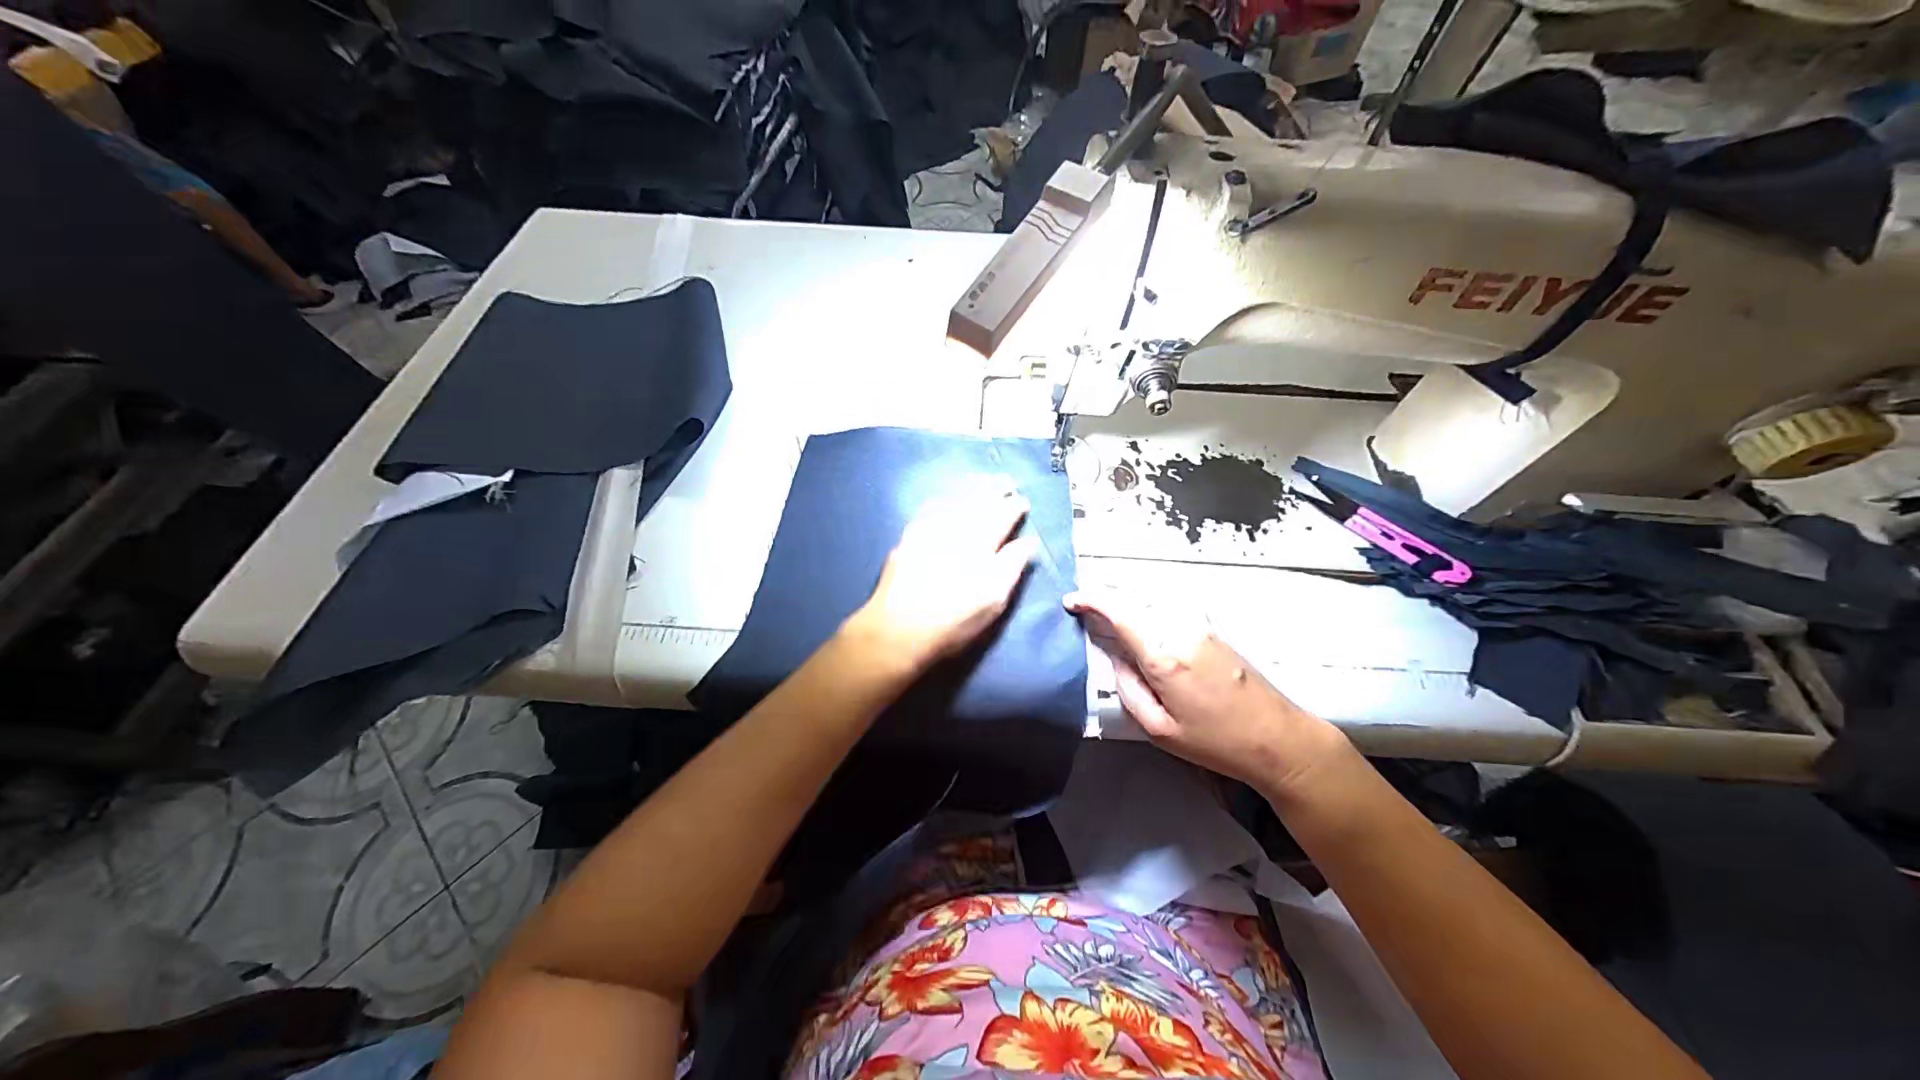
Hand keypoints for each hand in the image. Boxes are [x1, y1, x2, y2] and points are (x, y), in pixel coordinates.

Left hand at [842, 483, 1039, 670]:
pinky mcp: (908, 535)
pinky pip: (931, 505)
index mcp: (980, 541)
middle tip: (1007, 481)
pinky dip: (945, 497)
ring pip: (955, 497)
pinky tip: (949, 497)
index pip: (1002, 514)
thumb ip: (1013, 565)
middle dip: (995, 488)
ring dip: (972, 487)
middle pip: (979, 500)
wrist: (897, 630)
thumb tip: (1028, 541)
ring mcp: (928, 528)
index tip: (1023, 501)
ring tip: (984, 481)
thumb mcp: (993, 600)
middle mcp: (955, 527)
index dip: (1015, 506)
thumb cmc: (952, 622)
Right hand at [1065, 589, 1352, 798]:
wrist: (1280, 739)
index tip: (1072, 601)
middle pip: (1134, 598)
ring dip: (1126, 600)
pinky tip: (1140, 621)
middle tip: (1084, 606)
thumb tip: (1114, 658)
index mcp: (1165, 657)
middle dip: (1105, 597)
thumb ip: (1128, 688)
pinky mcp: (1213, 630)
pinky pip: (1169, 607)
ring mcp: (1201, 627)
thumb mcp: (1159, 729)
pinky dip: (1147, 607)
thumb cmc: (1218, 743)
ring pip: (1152, 599)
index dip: (1090, 600)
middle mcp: (1182, 631)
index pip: (1119, 611)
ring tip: (1107, 614)